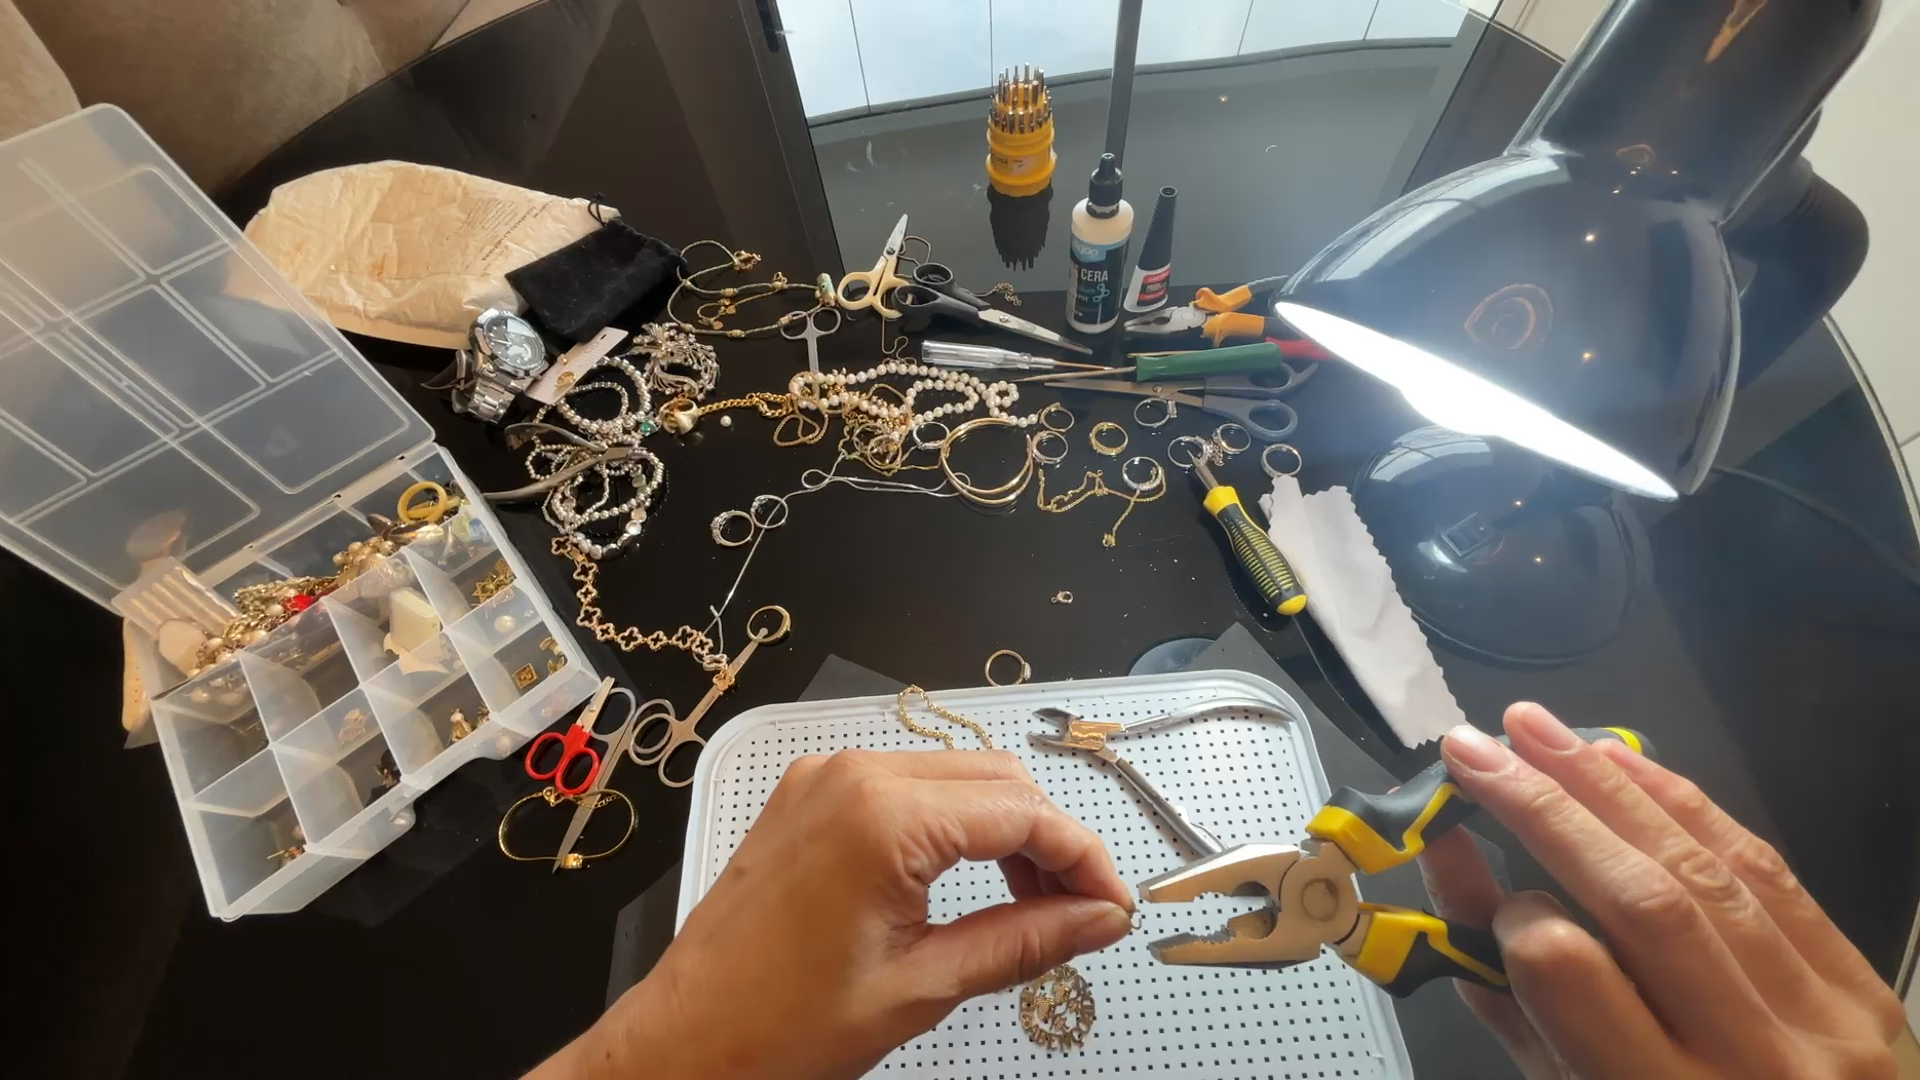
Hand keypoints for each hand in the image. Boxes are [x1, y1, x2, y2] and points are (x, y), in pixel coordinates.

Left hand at [535, 749, 1133, 1079]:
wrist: (681, 1040)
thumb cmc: (784, 1028)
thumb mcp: (921, 987)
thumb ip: (1024, 941)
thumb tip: (1098, 919)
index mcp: (885, 815)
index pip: (1019, 812)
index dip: (1081, 856)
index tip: (1113, 904)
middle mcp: (857, 771)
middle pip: (995, 778)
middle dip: (1048, 838)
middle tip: (1076, 907)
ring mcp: (830, 772)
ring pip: (956, 773)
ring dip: (1002, 825)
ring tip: (1026, 895)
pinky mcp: (813, 786)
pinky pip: (908, 779)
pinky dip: (951, 815)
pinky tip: (962, 868)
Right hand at [1419, 703, 1903, 1079]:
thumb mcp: (1550, 1070)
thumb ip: (1488, 964)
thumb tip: (1438, 842)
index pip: (1563, 962)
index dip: (1512, 911)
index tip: (1492, 894)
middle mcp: (1755, 1060)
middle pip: (1637, 897)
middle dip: (1540, 804)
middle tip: (1472, 744)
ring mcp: (1829, 1023)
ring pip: (1699, 868)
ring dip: (1602, 780)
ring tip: (1528, 723)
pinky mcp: (1865, 987)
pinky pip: (1765, 870)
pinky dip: (1682, 800)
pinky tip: (1617, 756)